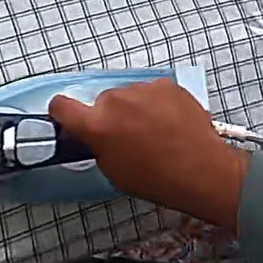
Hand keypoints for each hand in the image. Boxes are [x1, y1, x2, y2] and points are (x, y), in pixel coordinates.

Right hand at [49, 79, 250, 228]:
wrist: (202, 169)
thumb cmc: (158, 178)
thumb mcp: (113, 171)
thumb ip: (97, 145)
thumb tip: (95, 134)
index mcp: (97, 124)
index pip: (61, 106)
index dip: (62, 112)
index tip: (68, 116)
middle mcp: (115, 100)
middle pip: (103, 102)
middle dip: (111, 116)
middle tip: (128, 137)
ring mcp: (142, 89)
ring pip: (129, 96)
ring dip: (135, 108)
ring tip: (155, 132)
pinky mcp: (164, 84)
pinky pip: (152, 92)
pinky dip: (157, 103)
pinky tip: (169, 123)